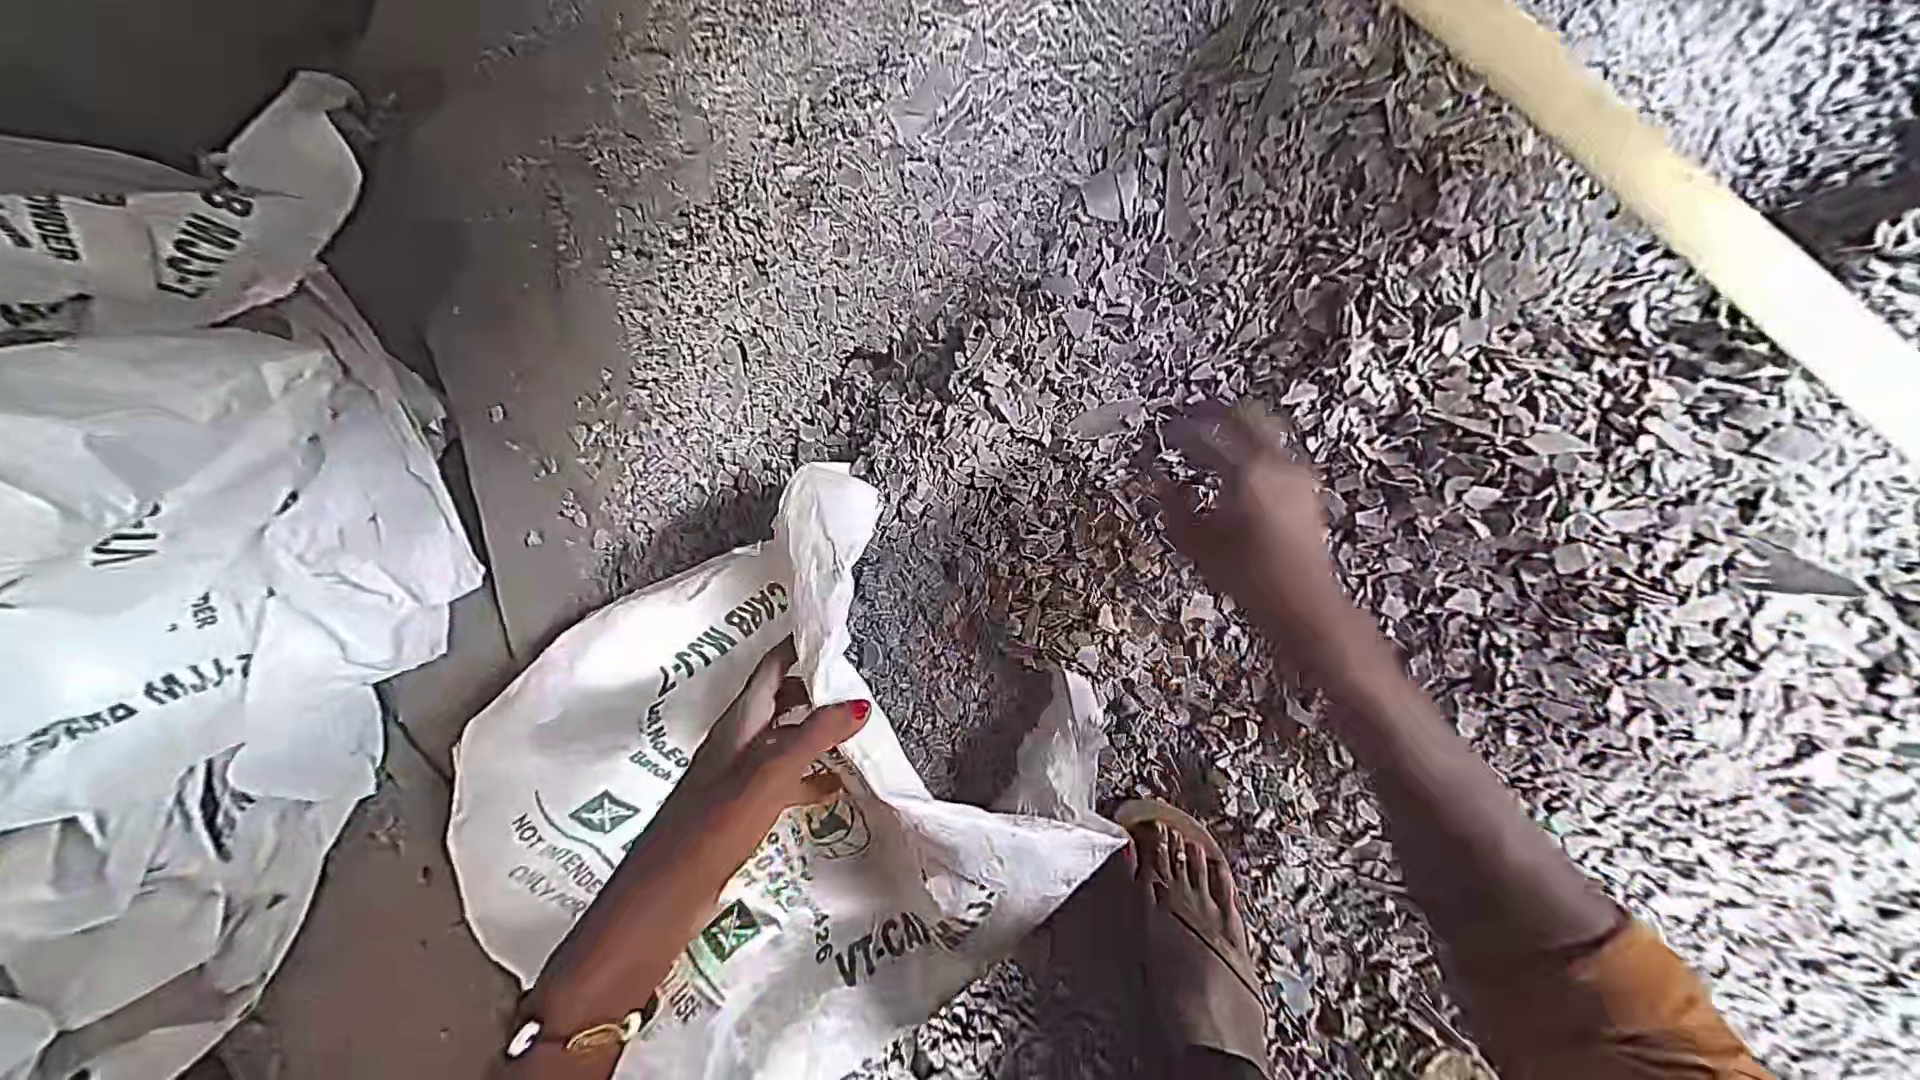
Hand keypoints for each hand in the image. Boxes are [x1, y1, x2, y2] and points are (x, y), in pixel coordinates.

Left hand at [665, 638, 869, 828]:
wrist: (668, 892)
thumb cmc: (714, 824)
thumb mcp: (773, 771)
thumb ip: (816, 735)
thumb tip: (858, 705)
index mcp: (742, 720)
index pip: (774, 666)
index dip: (800, 647)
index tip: (832, 637)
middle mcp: (740, 738)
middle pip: (781, 697)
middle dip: (816, 688)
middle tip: (852, 688)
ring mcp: (741, 772)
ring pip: (786, 737)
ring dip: (816, 731)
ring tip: (852, 733)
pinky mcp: (744, 804)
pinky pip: (785, 776)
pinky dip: (811, 774)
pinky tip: (833, 786)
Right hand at [1155, 400, 1358, 671]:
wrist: (1303, 604)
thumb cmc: (1253, 580)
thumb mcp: (1195, 545)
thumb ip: (1174, 507)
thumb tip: (1164, 485)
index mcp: (1246, 472)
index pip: (1206, 435)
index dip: (1181, 430)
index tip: (1167, 431)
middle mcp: (1277, 465)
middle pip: (1247, 415)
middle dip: (1217, 411)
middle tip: (1194, 413)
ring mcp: (1298, 476)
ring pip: (1266, 431)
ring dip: (1238, 429)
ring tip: (1215, 436)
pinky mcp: (1307, 491)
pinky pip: (1277, 452)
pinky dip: (1254, 449)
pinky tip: (1239, 467)